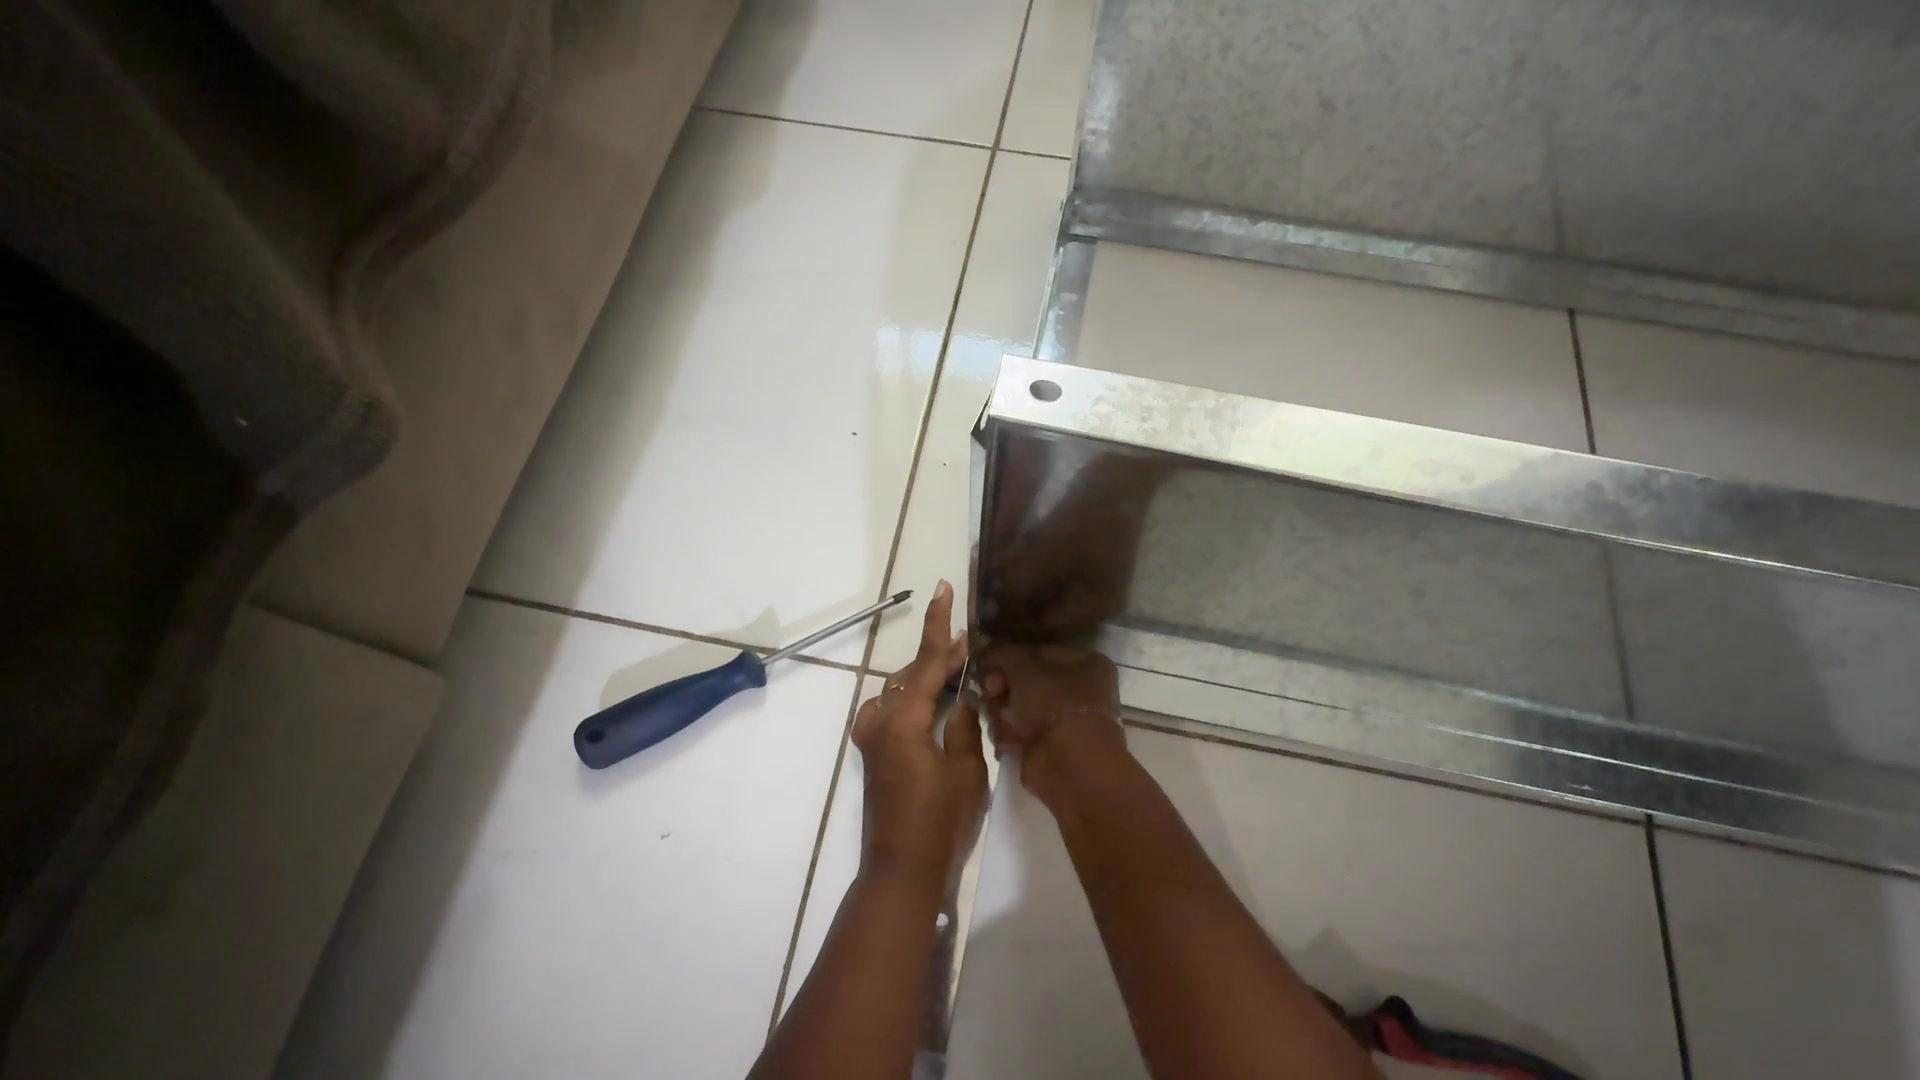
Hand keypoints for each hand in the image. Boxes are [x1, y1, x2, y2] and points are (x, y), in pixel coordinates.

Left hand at [851, 581, 986, 889]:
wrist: (902, 871)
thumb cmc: (940, 822)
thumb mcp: (965, 770)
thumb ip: (962, 725)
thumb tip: (959, 697)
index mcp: (904, 721)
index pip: (927, 663)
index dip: (940, 626)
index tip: (945, 589)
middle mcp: (880, 722)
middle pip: (911, 675)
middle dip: (938, 656)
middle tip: (967, 642)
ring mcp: (872, 740)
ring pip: (898, 692)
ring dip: (923, 678)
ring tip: (954, 671)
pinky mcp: (873, 756)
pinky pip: (888, 712)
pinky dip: (909, 700)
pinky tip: (926, 707)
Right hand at [978, 645, 1125, 802]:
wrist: (1069, 764)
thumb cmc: (1053, 704)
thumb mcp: (1023, 667)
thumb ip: (1001, 653)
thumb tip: (984, 652)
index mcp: (1087, 664)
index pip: (1038, 652)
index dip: (1009, 657)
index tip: (987, 666)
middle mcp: (1080, 690)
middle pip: (1026, 680)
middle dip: (1002, 686)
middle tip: (990, 691)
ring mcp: (1065, 720)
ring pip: (1020, 706)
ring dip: (1002, 711)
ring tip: (1002, 719)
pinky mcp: (1050, 746)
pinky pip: (1020, 731)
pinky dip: (1010, 733)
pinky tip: (1008, 739)